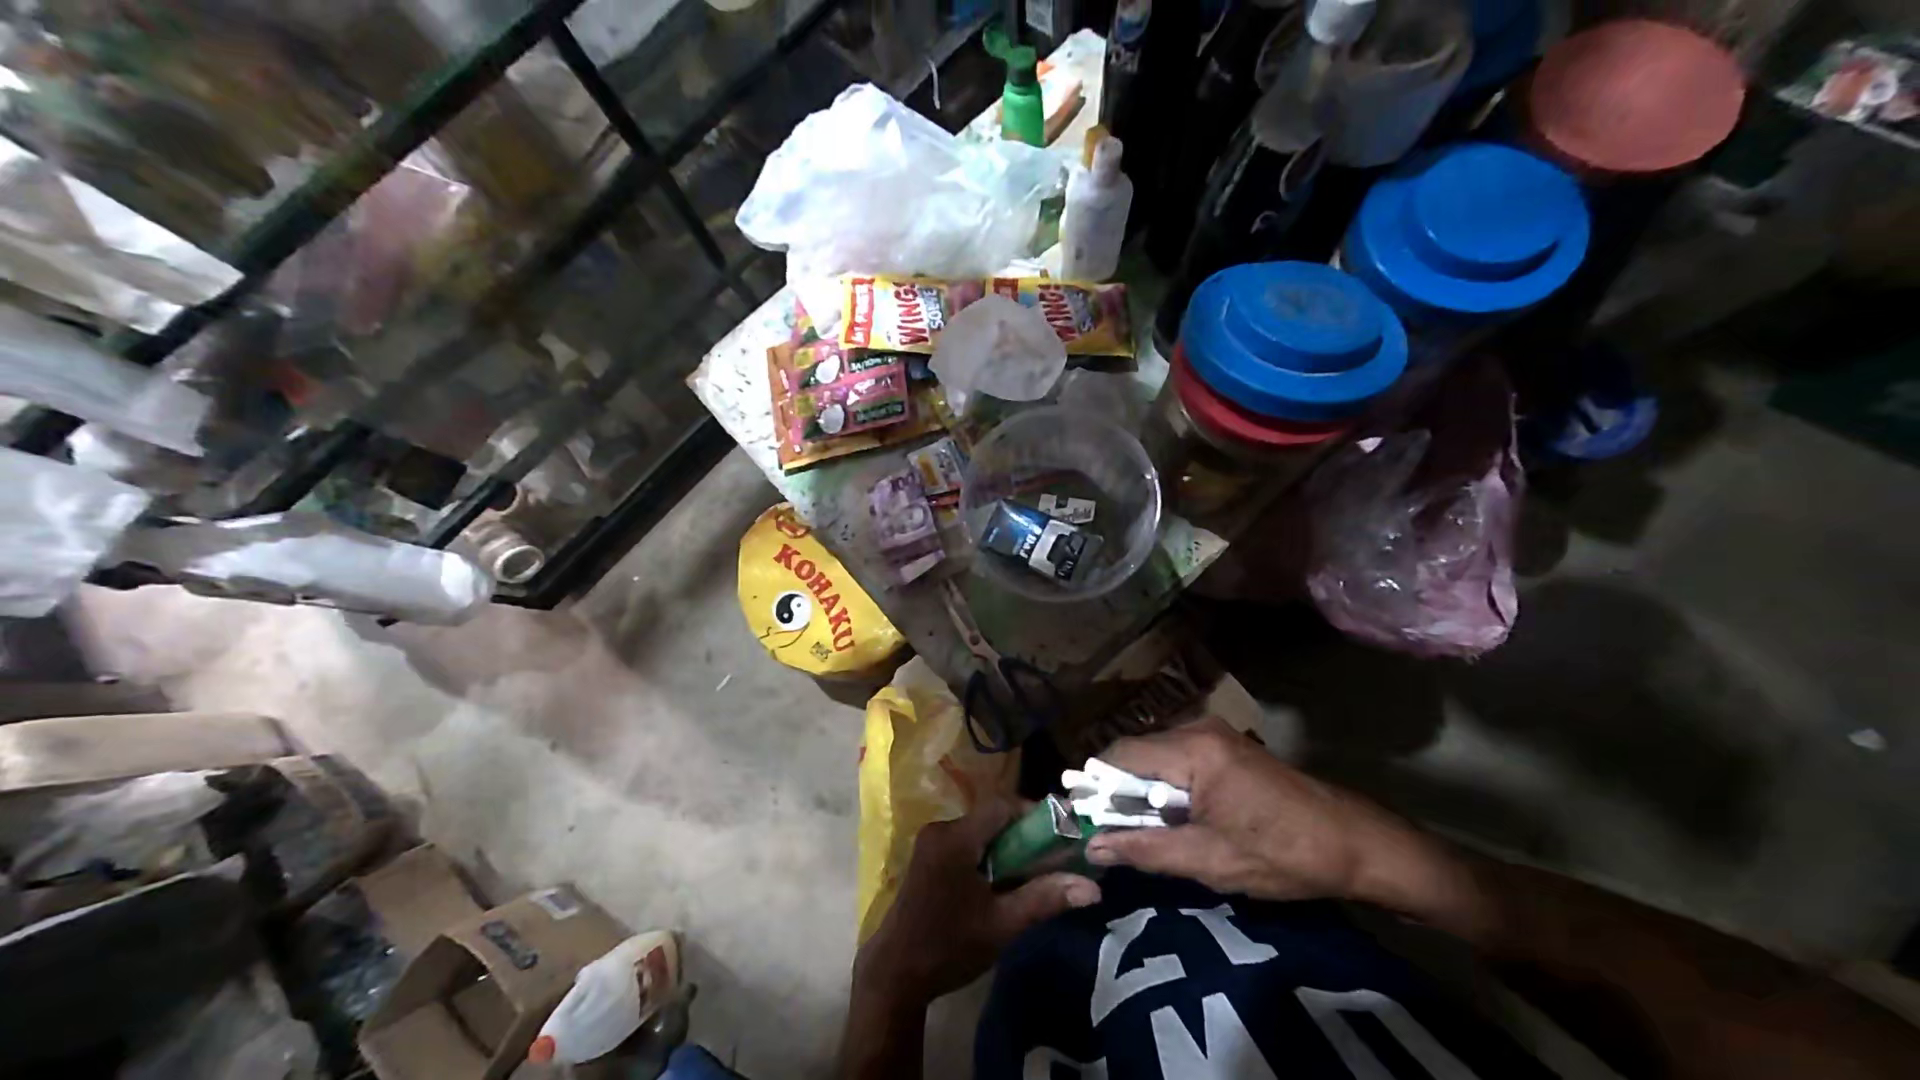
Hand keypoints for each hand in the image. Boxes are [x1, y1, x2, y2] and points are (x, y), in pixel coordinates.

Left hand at [855, 798, 1101, 1004]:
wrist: (895, 973)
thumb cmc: (949, 946)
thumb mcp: (1003, 925)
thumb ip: (1045, 898)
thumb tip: (1093, 888)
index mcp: (955, 837)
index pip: (1002, 805)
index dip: (1034, 812)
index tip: (1062, 832)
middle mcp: (941, 829)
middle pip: (992, 816)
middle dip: (1025, 833)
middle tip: (1055, 855)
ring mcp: (931, 842)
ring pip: (980, 830)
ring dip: (1008, 845)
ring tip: (1035, 870)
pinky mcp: (928, 857)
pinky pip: (967, 842)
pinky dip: (989, 853)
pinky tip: (1004, 880)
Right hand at [1084, 718, 1464, 911]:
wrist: (1356, 844)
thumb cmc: (1283, 855)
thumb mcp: (1209, 860)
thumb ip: (1145, 850)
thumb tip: (1092, 847)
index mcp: (1193, 750)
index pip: (1119, 755)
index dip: (1095, 787)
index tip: (1084, 821)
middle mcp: (1198, 729)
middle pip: (1134, 753)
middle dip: (1117, 792)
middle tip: (1114, 835)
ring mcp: (1214, 734)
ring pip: (1153, 757)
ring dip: (1141, 792)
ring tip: (1145, 834)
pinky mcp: (1225, 747)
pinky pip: (1176, 760)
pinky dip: (1164, 788)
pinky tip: (1174, 820)